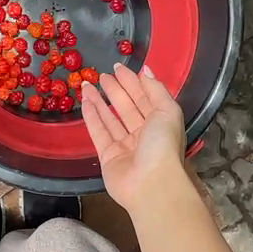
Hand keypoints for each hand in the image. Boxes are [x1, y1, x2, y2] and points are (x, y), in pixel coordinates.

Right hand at [80, 64, 192, 217]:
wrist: (151, 184)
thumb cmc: (162, 144)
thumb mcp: (167, 110)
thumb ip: (156, 89)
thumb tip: (146, 70)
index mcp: (160, 123)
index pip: (145, 98)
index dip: (133, 82)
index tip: (119, 68)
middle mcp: (143, 134)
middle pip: (127, 107)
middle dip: (116, 90)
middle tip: (102, 74)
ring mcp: (125, 146)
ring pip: (110, 119)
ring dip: (100, 101)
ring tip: (87, 84)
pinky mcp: (108, 156)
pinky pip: (98, 132)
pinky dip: (92, 117)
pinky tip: (85, 101)